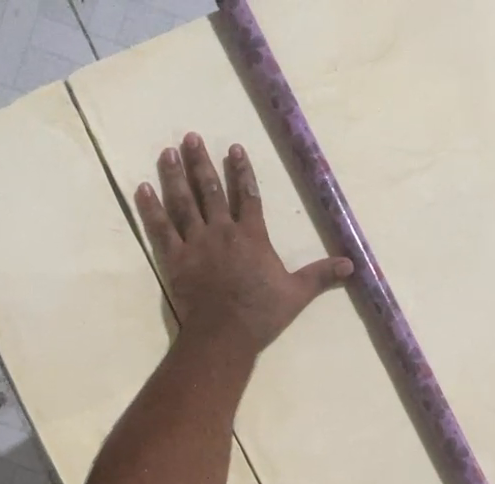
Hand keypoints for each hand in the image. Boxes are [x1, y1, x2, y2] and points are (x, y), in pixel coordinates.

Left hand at [134, 133, 353, 355]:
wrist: (224, 335)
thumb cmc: (260, 315)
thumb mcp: (296, 294)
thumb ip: (320, 275)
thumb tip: (352, 265)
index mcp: (252, 236)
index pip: (248, 195)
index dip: (241, 170)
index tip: (233, 148)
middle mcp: (222, 231)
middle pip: (210, 190)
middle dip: (201, 162)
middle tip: (191, 137)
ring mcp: (195, 243)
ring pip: (183, 202)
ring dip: (175, 175)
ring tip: (168, 152)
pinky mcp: (174, 259)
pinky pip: (160, 228)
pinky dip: (150, 208)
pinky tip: (142, 188)